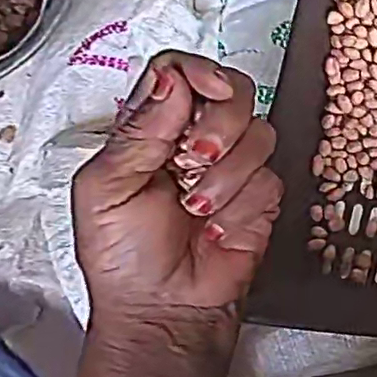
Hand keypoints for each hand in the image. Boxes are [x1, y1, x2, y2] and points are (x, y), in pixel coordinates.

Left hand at [72, 51, 282, 319]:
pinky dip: (243, 206)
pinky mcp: (264, 195)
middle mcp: (197, 139)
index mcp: (152, 129)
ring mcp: (236, 166)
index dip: (200, 72)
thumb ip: (138, 133)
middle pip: (236, 93)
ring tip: (197, 209)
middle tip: (193, 159)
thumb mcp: (105, 188)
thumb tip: (170, 80)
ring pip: (259, 136)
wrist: (165, 304)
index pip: (180, 72)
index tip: (207, 91)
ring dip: (226, 177)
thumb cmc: (124, 254)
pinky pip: (271, 180)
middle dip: (220, 126)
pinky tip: (218, 228)